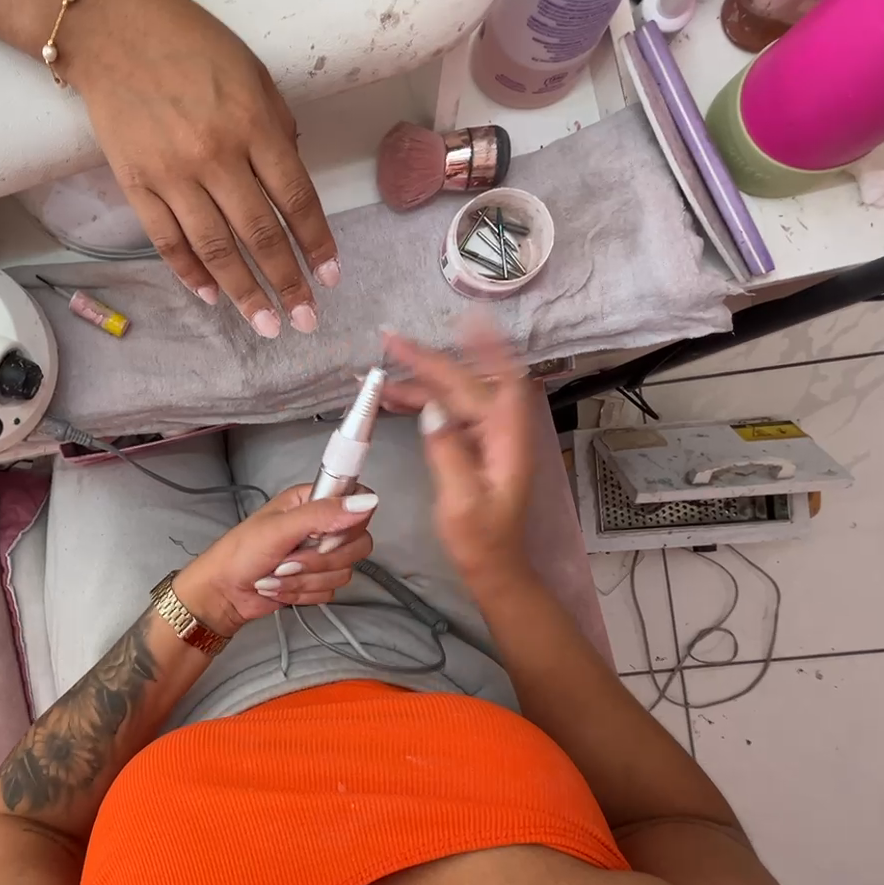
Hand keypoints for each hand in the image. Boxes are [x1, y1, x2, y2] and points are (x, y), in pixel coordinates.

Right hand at [61, 0, 338, 338]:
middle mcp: (216, 156)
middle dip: (286, 283)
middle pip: (259, 234)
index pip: (295, 199)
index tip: (329, 277)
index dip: (315, 243)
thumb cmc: (189, 45)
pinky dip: (190, 273)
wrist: (113, 32)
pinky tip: (211, 296)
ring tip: (265, 325)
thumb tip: (288, 188)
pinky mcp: (137, 186)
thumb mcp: (252, 74)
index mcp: (253, 124)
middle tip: (304, 319)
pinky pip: (168, 242)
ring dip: (244, 292)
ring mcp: (173, 176)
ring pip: (215, 249)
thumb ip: (276, 130)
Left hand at [172, 486, 378, 637]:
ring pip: (344, 572)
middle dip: (318, 561)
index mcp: (312, 501)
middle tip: (286, 560)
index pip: (360, 502)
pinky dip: (303, 592)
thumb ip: (321, 514)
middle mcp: (322, 525)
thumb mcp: (279, 529)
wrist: (224, 592)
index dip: (349, 525)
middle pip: (358, 543)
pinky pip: (332, 591)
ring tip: (276, 574)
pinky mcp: (319, 580)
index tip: (322, 539)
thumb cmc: (241, 552)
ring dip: (304, 579)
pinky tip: (280, 587)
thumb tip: (367, 501)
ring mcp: (322, 554)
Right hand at [383, 323, 536, 587]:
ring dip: (418, 380)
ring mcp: (488, 436)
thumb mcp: (461, 501)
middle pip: (467, 380)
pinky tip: (395, 399)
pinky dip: (421, 400)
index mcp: (505, 438)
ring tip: (378, 375)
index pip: (484, 383)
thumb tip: (432, 410)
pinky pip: (447, 411)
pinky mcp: (474, 445)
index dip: (475, 345)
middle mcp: (500, 429)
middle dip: (428, 359)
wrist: (494, 567)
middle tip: (388, 342)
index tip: (456, 318)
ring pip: (453, 394)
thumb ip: (449, 452)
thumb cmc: (481, 541)